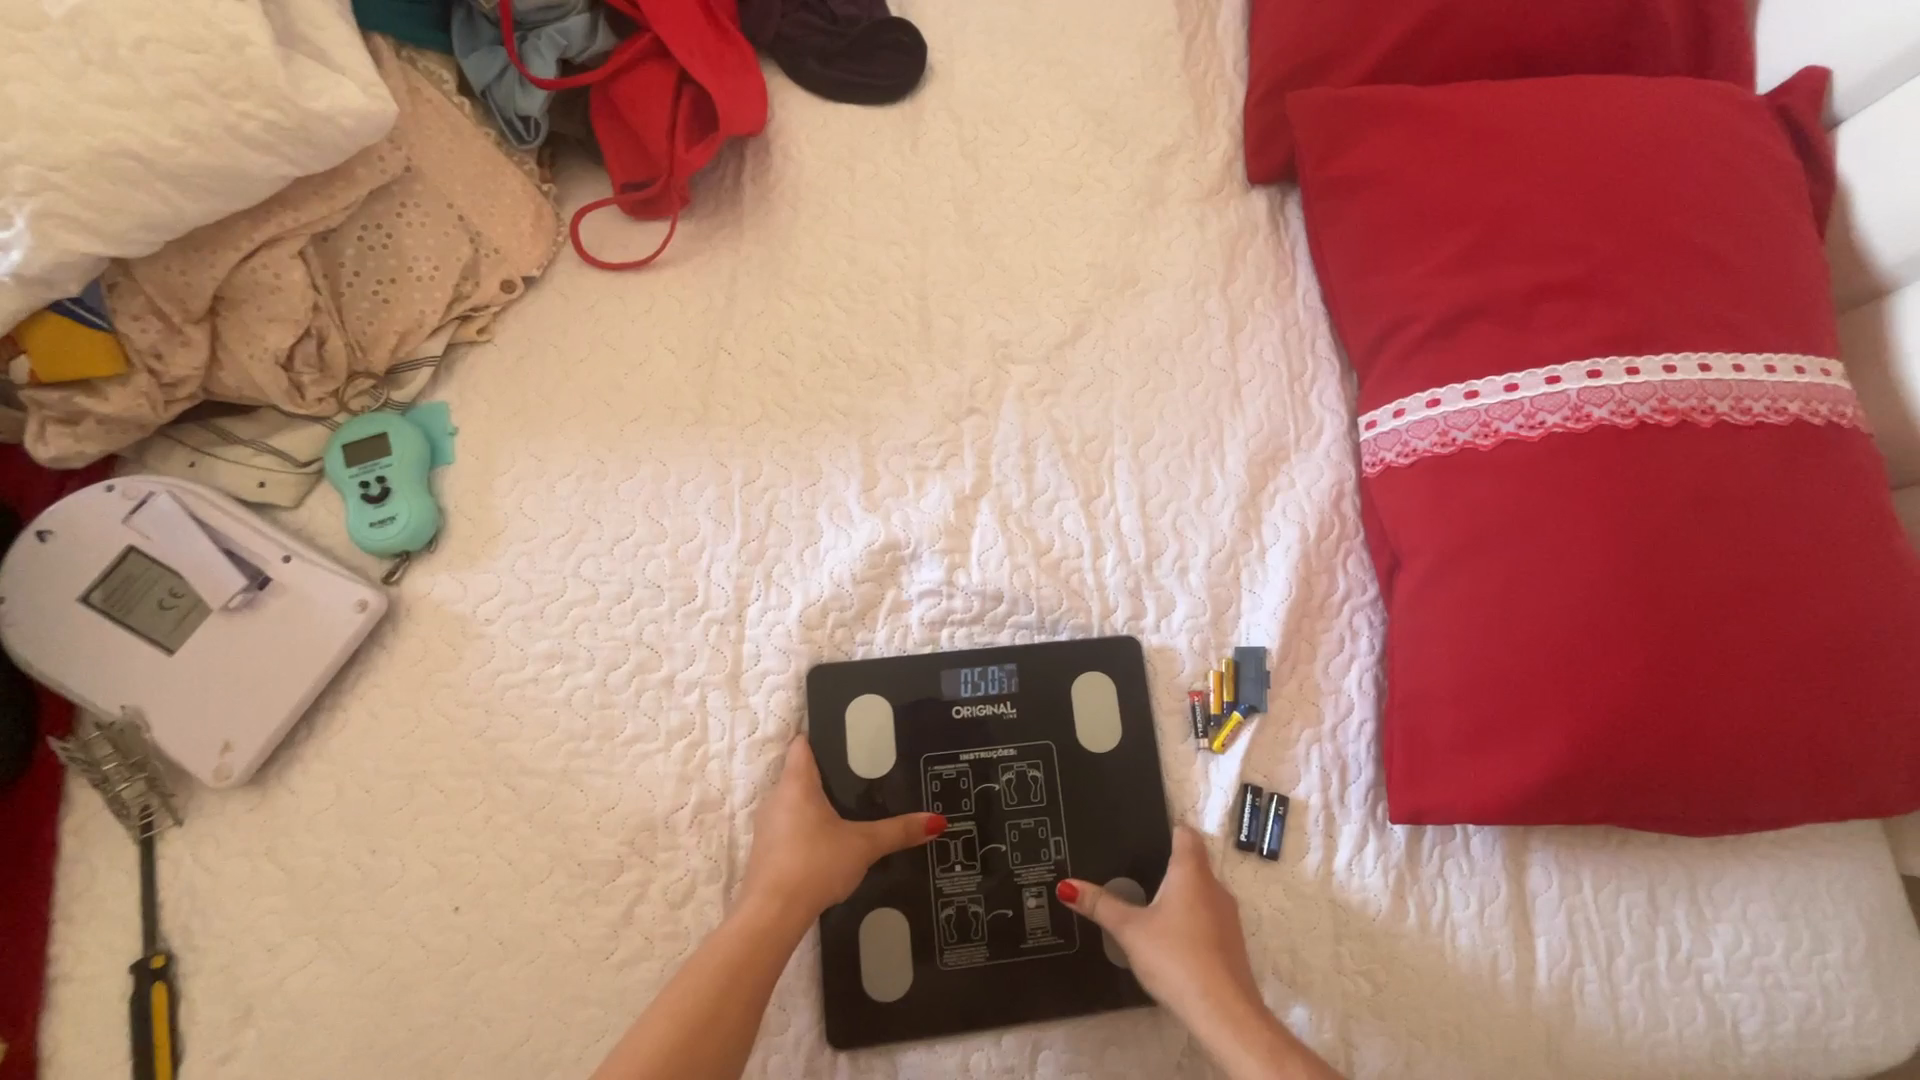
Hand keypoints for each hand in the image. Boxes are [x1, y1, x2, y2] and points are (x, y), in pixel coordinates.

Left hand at [739, 738, 945, 923]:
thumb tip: (937, 821)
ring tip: (851, 806)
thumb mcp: (864, 845)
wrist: (772, 915)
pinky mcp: (766, 851)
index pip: (803, 744)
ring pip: (794, 802)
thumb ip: (899, 831)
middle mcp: (776, 798)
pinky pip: (790, 827)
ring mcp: (767, 826)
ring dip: (817, 804)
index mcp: (797, 783)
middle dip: (828, 773)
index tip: (848, 737)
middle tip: (863, 773)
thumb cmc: (815, 865)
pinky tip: (830, 842)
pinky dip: (808, 828)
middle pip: (800, 773)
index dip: (822, 736)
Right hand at [1055, 826, 1260, 1028]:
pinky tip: (1168, 937)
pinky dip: (1189, 918)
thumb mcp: (1130, 930)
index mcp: (1191, 873)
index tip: (1146, 833)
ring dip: (1179, 894)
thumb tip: (1066, 885)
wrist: (1225, 1014)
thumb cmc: (1176, 959)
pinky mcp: (1231, 943)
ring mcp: (1228, 917)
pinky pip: (1207, 917)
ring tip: (1146, 903)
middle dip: (1167, 864)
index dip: (1168, 829)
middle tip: (1135, 870)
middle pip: (1193, 862)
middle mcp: (1215, 888)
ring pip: (1201, 892)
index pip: (1185, 834)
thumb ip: (1100, 905)